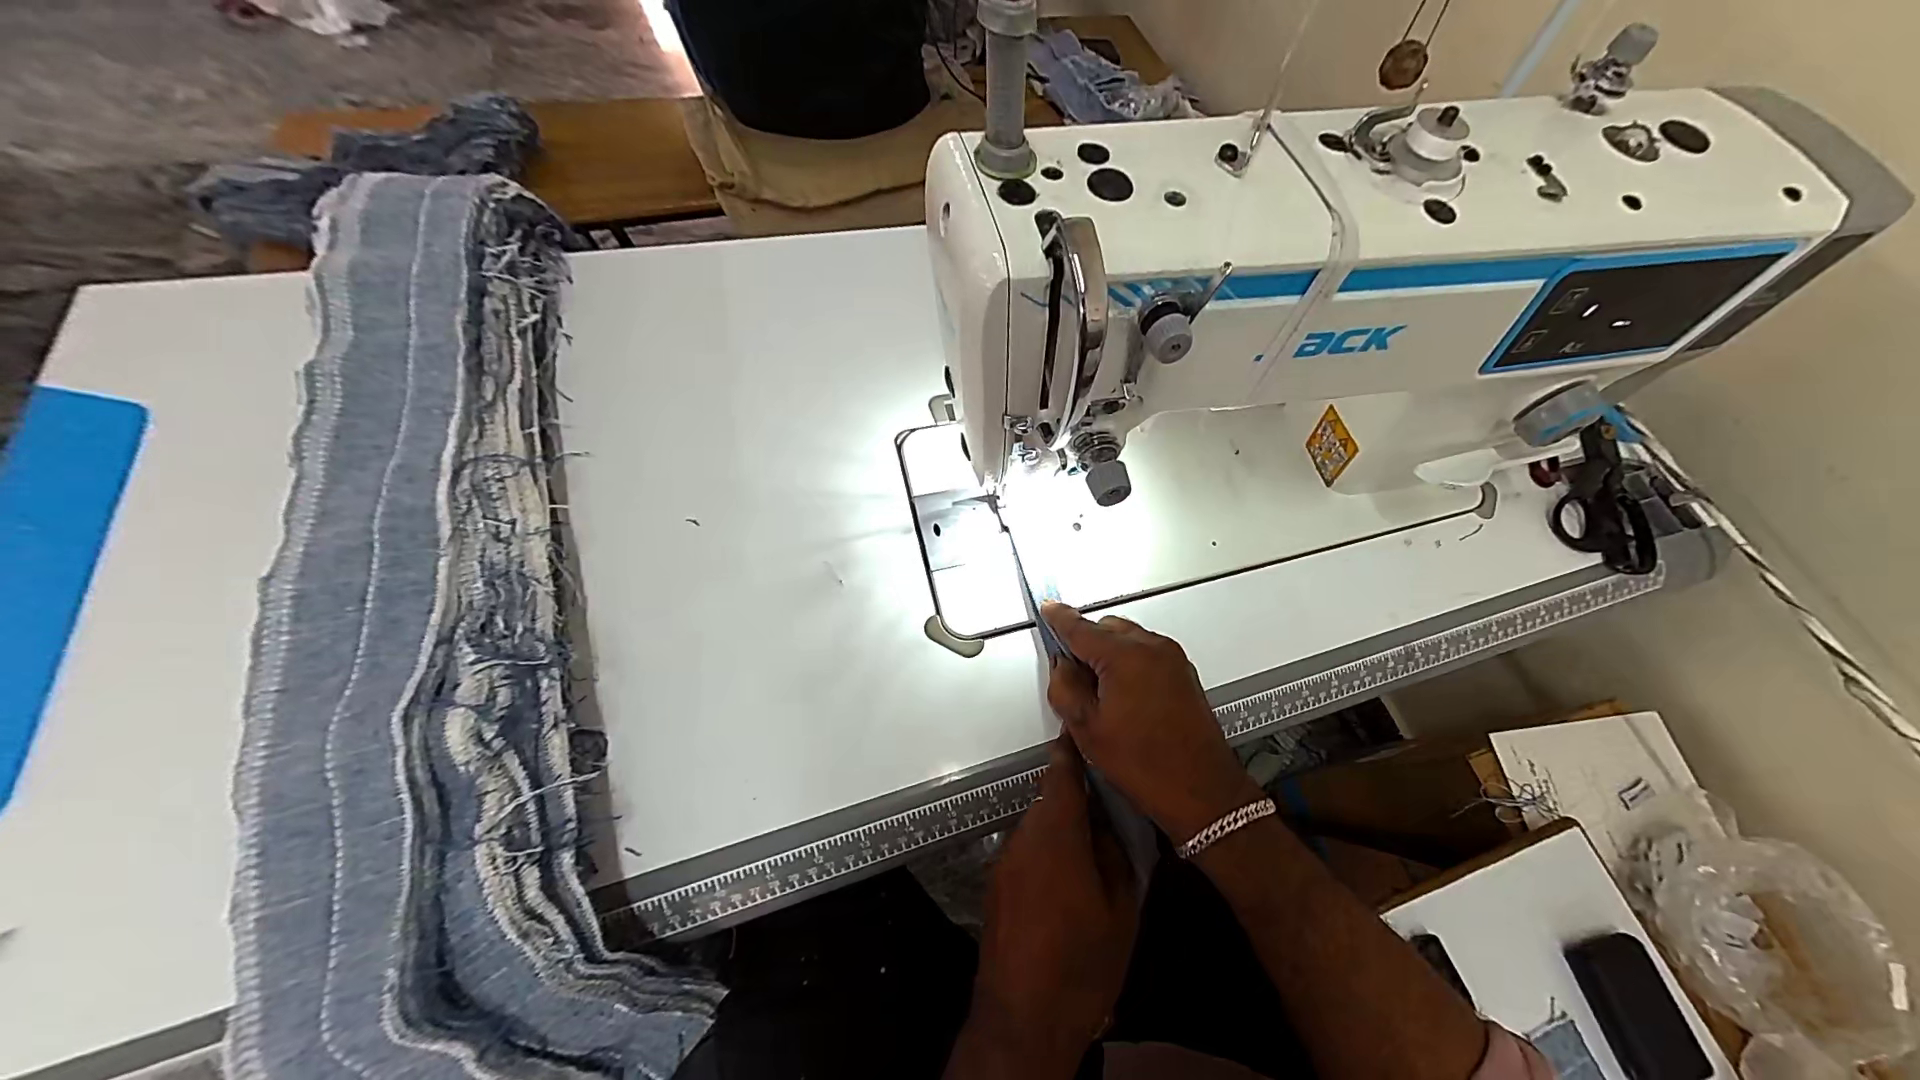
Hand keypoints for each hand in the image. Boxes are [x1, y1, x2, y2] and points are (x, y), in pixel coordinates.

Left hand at [951, 736, 1138, 1078]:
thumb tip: (1106, 820)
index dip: (1072, 749)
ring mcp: (1005, 859)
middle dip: (1077, 800)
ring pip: (1039, 827)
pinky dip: (1046, 853)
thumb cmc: (1082, 962)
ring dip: (1062, 830)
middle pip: (1051, 800)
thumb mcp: (1120, 908)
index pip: (1062, 773)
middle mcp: (1025, 836)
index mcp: (1058, 834)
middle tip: (1108, 811)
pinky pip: (1026, 851)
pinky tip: (1065, 884)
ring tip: (1091, 854)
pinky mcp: (995, 882)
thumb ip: (1114, 852)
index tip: (1083, 730)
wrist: (1023, 1016)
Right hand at [1041, 602, 1265, 844]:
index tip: (1050, 609)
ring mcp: (1172, 659)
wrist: (1201, 791)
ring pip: (1127, 639)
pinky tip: (1122, 696)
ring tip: (1099, 695)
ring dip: (1108, 654)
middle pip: (1105, 628)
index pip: (1080, 627)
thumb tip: (1061, 667)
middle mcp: (1153, 648)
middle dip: (1084, 645)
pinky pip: (1146, 652)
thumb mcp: (1087, 728)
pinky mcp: (1183, 672)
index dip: (1059, 617)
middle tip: (1070, 676)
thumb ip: (1064, 687)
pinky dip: (1129, 663)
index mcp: (1125, 656)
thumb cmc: (1151, 766)